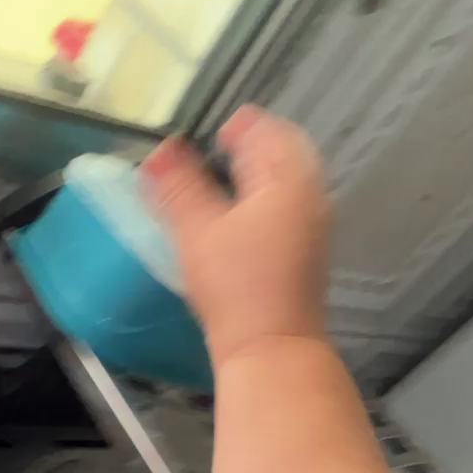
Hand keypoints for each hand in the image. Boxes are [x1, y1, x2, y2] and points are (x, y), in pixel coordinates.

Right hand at [142, 105, 330, 366]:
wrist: (270, 345)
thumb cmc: (234, 284)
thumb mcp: (196, 231)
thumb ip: (178, 187)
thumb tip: (158, 150)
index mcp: (287, 177)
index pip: (263, 131)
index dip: (234, 126)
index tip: (207, 131)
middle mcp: (310, 193)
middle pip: (284, 150)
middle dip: (252, 144)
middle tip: (218, 146)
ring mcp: (313, 224)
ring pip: (289, 178)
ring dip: (259, 170)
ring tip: (225, 177)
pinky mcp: (306, 251)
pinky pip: (289, 204)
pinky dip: (265, 195)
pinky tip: (240, 214)